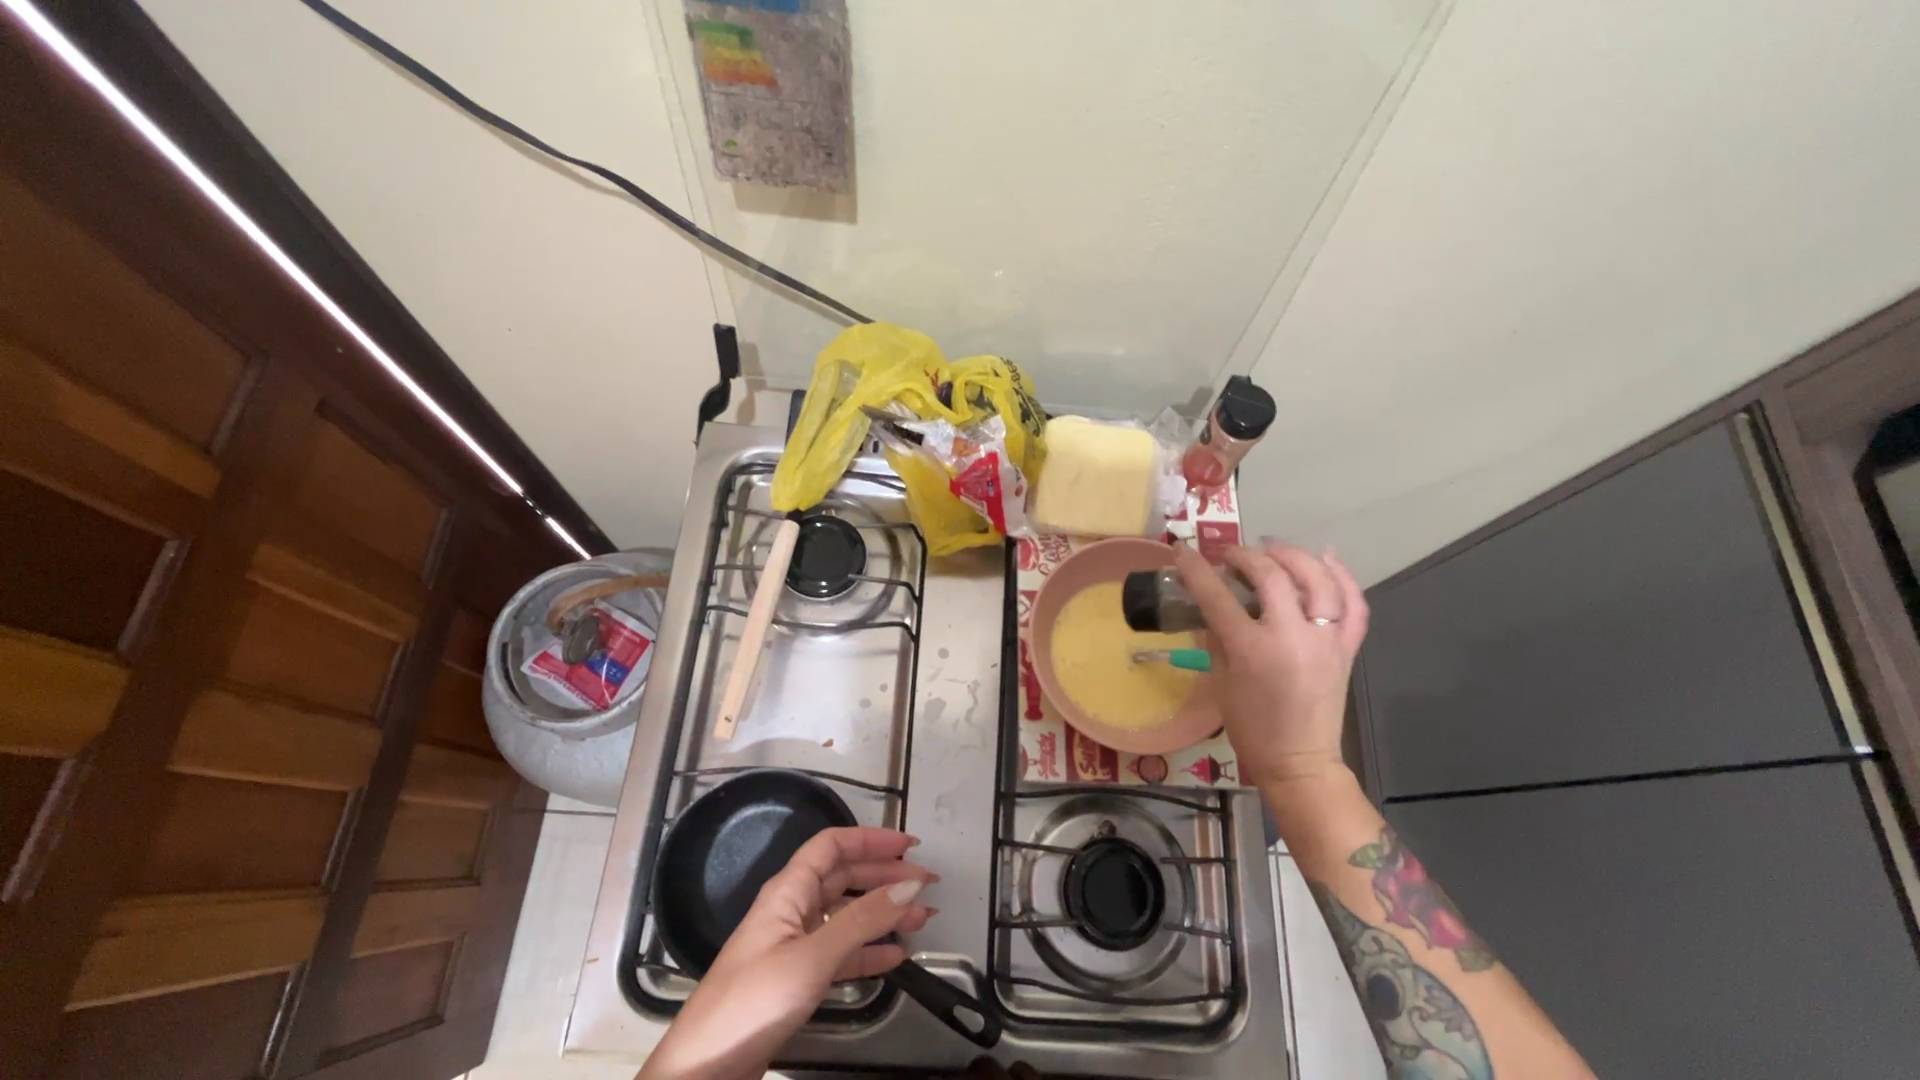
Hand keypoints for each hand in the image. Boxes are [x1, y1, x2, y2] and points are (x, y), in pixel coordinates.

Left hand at [638, 827, 934, 1079]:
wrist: (707, 1065)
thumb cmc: (754, 1000)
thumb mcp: (813, 956)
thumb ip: (862, 920)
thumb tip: (910, 883)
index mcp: (788, 890)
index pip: (832, 846)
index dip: (871, 839)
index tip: (911, 846)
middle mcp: (792, 909)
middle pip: (844, 877)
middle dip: (885, 875)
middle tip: (928, 884)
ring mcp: (794, 944)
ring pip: (847, 915)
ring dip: (884, 913)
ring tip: (924, 918)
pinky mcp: (797, 977)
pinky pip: (842, 952)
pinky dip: (870, 950)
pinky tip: (897, 956)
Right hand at [1174, 543, 1369, 787]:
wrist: (1299, 761)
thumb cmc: (1251, 727)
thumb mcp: (1220, 681)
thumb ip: (1216, 637)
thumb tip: (1211, 604)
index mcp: (1253, 649)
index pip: (1218, 596)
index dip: (1196, 570)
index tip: (1182, 553)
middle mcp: (1292, 636)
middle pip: (1272, 576)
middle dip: (1246, 556)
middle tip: (1230, 555)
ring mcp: (1326, 640)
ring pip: (1318, 580)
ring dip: (1294, 556)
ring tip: (1273, 548)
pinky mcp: (1347, 648)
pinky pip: (1354, 604)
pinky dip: (1343, 576)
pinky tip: (1327, 558)